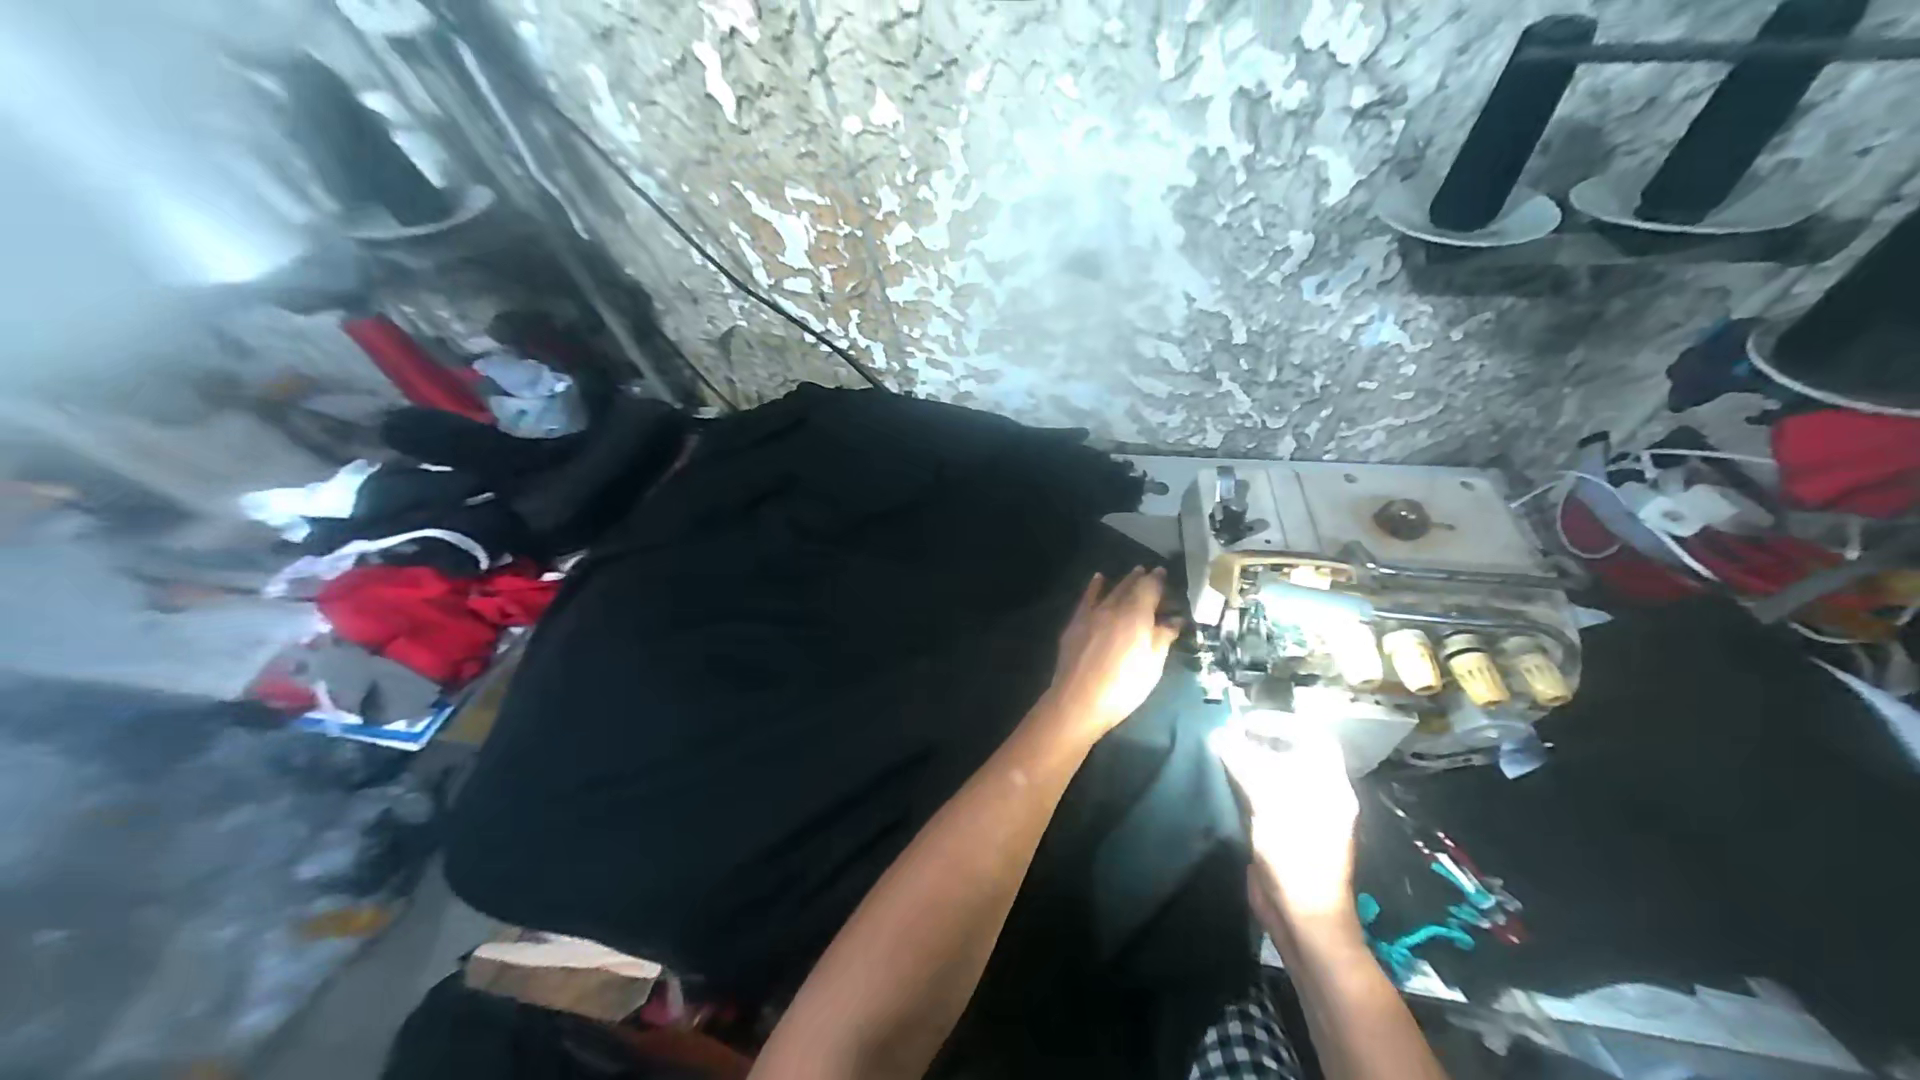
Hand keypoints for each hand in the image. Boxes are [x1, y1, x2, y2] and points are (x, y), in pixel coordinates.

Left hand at [1042, 568, 1178, 741]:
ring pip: (1110, 590)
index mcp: (1136, 616)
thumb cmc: (1123, 687)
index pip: (1149, 588)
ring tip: (1133, 572)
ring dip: (1123, 581)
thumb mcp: (1152, 666)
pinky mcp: (1075, 623)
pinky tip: (1098, 578)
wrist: (1078, 700)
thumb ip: (1162, 638)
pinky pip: (1087, 598)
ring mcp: (1091, 614)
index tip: (1163, 572)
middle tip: (1150, 571)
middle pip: (1129, 587)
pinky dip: (1095, 587)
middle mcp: (1113, 608)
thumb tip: (1174, 620)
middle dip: (1141, 578)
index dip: (1158, 579)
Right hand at [1208, 724, 1358, 922]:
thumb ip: (1244, 764)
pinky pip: (1260, 797)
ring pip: (1272, 775)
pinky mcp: (1279, 831)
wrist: (1303, 919)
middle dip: (1256, 741)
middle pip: (1288, 754)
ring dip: (1246, 763)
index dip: (1281, 722)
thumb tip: (1219, 733)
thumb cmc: (1296, 858)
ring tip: (1216, 754)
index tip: (1247, 721)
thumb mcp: (1269, 803)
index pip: (1312, 737)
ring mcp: (1298, 814)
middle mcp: (1317, 794)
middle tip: (1224, 735)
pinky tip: (1218, 782)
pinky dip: (1241, 785)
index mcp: (1328, 784)